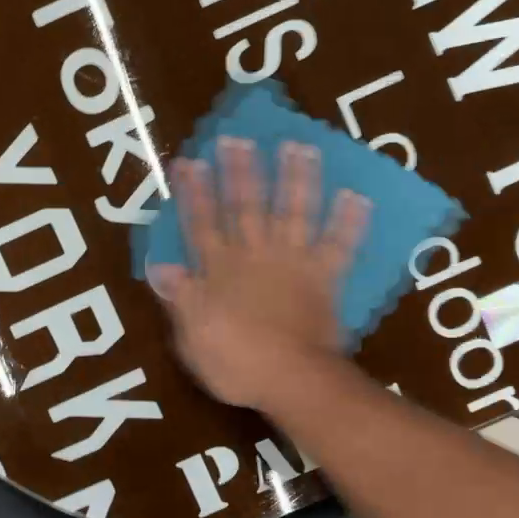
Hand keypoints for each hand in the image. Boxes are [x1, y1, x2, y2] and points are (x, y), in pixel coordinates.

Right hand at [149, 137, 369, 414]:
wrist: (292, 380)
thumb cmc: (235, 362)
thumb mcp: (192, 336)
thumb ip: (180, 298)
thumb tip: (160, 265)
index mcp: (218, 271)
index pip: (201, 225)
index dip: (194, 193)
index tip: (189, 161)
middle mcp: (254, 257)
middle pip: (245, 208)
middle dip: (240, 171)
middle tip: (238, 137)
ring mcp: (292, 264)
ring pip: (292, 213)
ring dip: (296, 179)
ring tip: (299, 146)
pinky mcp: (324, 279)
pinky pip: (339, 246)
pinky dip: (349, 222)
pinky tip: (358, 196)